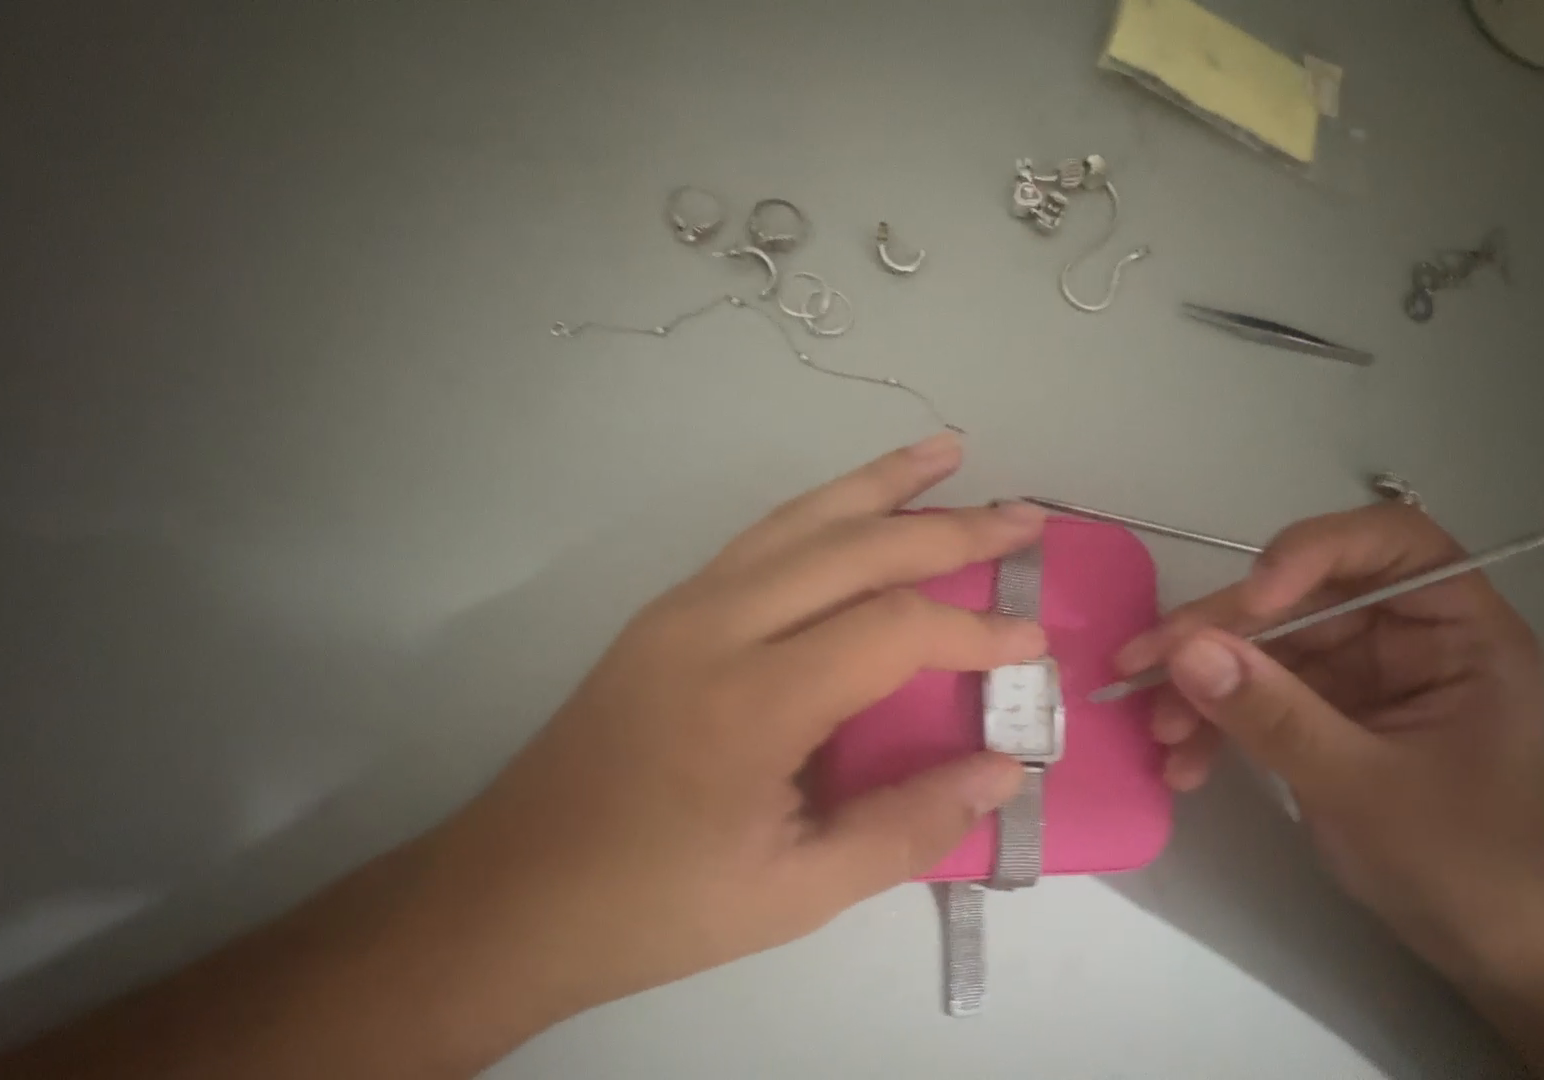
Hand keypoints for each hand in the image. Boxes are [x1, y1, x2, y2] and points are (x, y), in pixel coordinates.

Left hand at [418, 434, 1045, 1022]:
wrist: (512, 891)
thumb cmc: (656, 903)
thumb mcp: (796, 894)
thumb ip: (908, 827)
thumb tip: (1002, 768)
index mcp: (751, 701)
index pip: (892, 629)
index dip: (973, 632)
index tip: (1031, 646)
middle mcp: (716, 625)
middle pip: (855, 546)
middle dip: (951, 527)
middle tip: (1025, 517)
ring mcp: (684, 604)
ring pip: (802, 516)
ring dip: (883, 481)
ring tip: (949, 450)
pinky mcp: (669, 607)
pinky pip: (765, 536)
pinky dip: (826, 506)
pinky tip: (860, 503)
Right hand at [1116, 503, 1543, 974]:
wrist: (1463, 937)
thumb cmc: (1454, 861)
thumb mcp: (1363, 788)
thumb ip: (1276, 717)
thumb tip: (1186, 653)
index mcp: (1457, 632)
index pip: (1392, 543)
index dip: (1318, 550)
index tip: (1252, 599)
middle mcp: (1400, 634)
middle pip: (1297, 594)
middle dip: (1219, 632)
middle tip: (1145, 665)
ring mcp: (1353, 666)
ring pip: (1259, 641)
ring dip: (1199, 681)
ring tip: (1159, 730)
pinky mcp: (1314, 700)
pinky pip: (1248, 687)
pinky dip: (1210, 718)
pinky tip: (1183, 760)